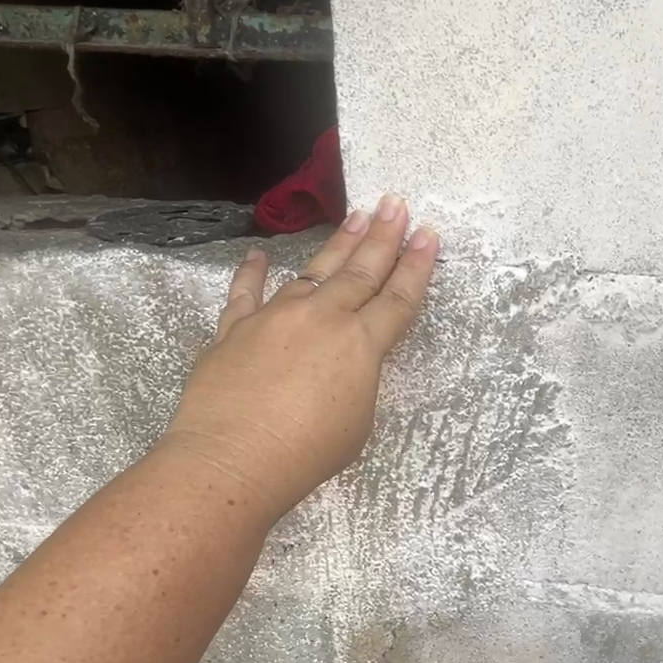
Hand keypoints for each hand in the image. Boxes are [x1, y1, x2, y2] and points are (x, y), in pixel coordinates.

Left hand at [158, 195, 438, 519]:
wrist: (234, 458)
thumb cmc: (307, 453)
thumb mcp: (357, 421)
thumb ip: (358, 379)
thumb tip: (344, 360)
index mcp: (360, 345)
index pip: (398, 298)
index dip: (417, 266)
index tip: (428, 234)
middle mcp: (322, 319)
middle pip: (361, 271)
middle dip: (383, 236)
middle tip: (396, 203)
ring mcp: (276, 318)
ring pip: (312, 272)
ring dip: (337, 244)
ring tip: (355, 217)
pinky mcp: (234, 328)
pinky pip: (245, 293)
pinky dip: (252, 273)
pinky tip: (258, 255)